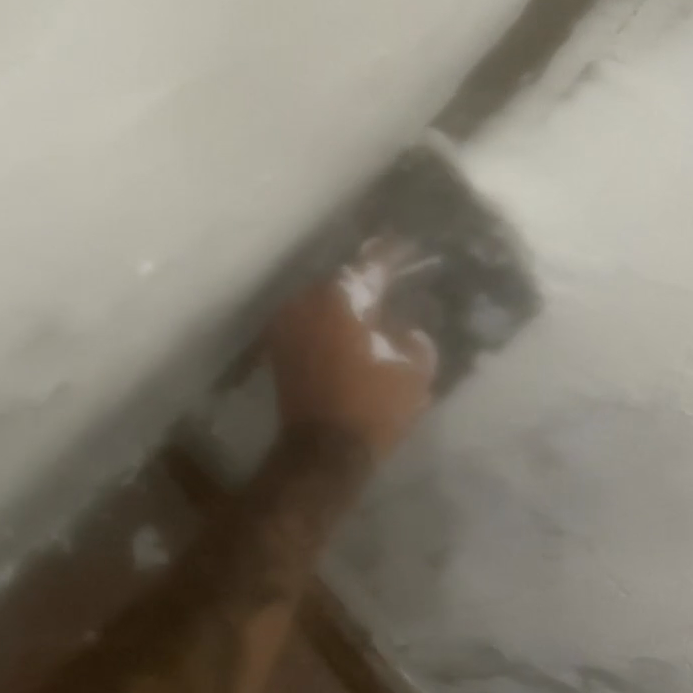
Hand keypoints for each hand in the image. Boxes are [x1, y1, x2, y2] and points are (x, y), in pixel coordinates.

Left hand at [266, 239, 438, 461]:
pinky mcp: (279, 346)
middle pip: (342, 279)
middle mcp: (307, 300)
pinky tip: (348, 327)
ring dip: (345, 300)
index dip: (393, 253)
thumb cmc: (372, 405)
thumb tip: (405, 329)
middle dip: (366, 277)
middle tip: (390, 274)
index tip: (408, 242)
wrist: (322, 449)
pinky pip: (309, 319)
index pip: (371, 264)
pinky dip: (328, 319)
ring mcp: (287, 322)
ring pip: (322, 299)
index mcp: (342, 297)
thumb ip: (413, 338)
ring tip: (371, 302)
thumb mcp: (414, 370)